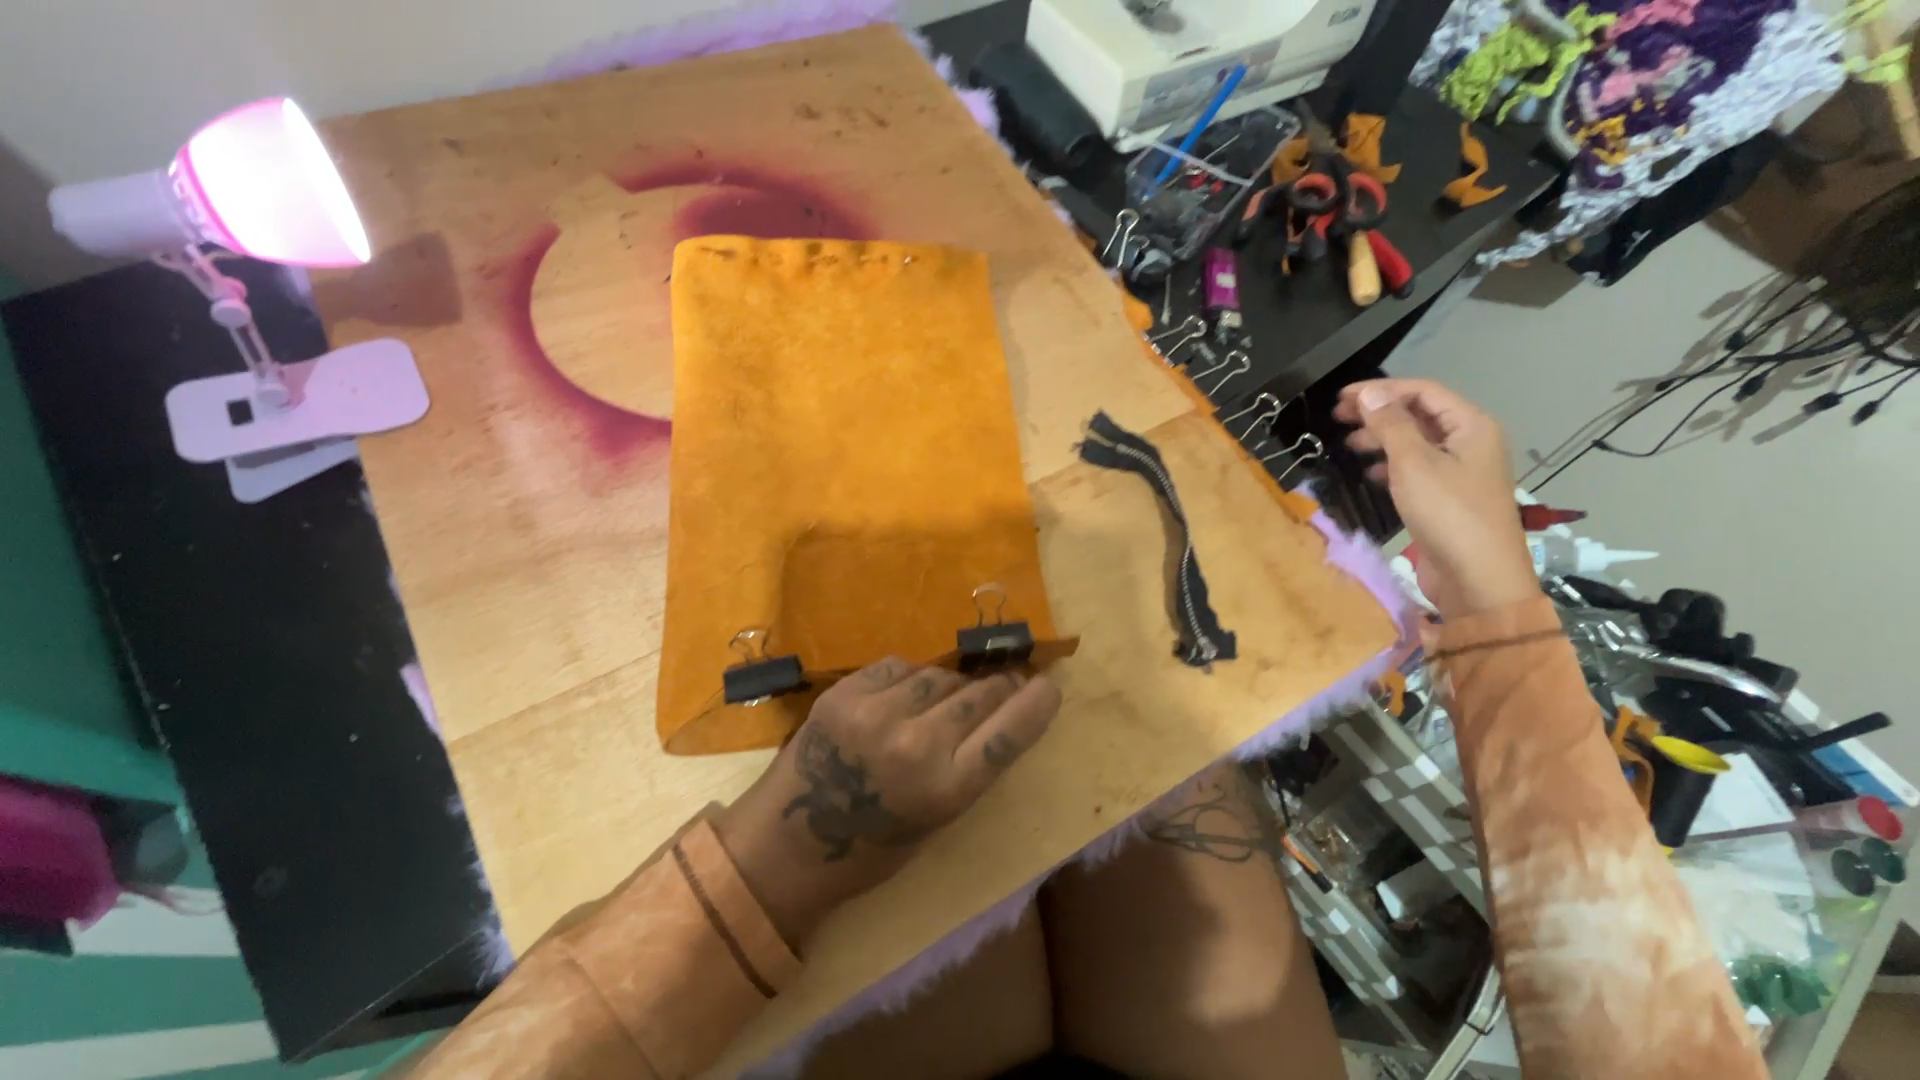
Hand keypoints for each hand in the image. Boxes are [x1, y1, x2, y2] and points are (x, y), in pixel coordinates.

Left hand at [714, 657, 1062, 945]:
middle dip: (999, 688)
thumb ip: (969, 767)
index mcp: (945, 791)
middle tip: (1007, 683)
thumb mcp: (936, 820)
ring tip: (942, 702)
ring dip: (950, 686)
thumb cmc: (872, 848)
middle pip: (979, 696)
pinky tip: (902, 696)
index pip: (1008, 734)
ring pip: (939, 676)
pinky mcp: (843, 693)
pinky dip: (909, 678)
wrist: (788, 844)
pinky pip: (898, 665)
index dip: (1034, 705)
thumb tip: (1000, 713)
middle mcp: (915, 745)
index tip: (1048, 686)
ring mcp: (875, 714)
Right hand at [1334, 379, 1536, 618]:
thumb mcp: (1414, 464)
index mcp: (1471, 427)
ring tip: (1349, 445)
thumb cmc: (1449, 514)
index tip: (1341, 398)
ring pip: (1417, 443)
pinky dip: (1391, 466)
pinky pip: (1417, 469)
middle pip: (1420, 415)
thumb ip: (1390, 425)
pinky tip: (1370, 475)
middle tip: (1338, 418)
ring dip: (1382, 439)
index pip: (1423, 392)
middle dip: (1379, 413)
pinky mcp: (1449, 499)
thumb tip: (1369, 394)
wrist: (1478, 579)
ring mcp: (1461, 472)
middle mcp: (1471, 443)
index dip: (1381, 390)